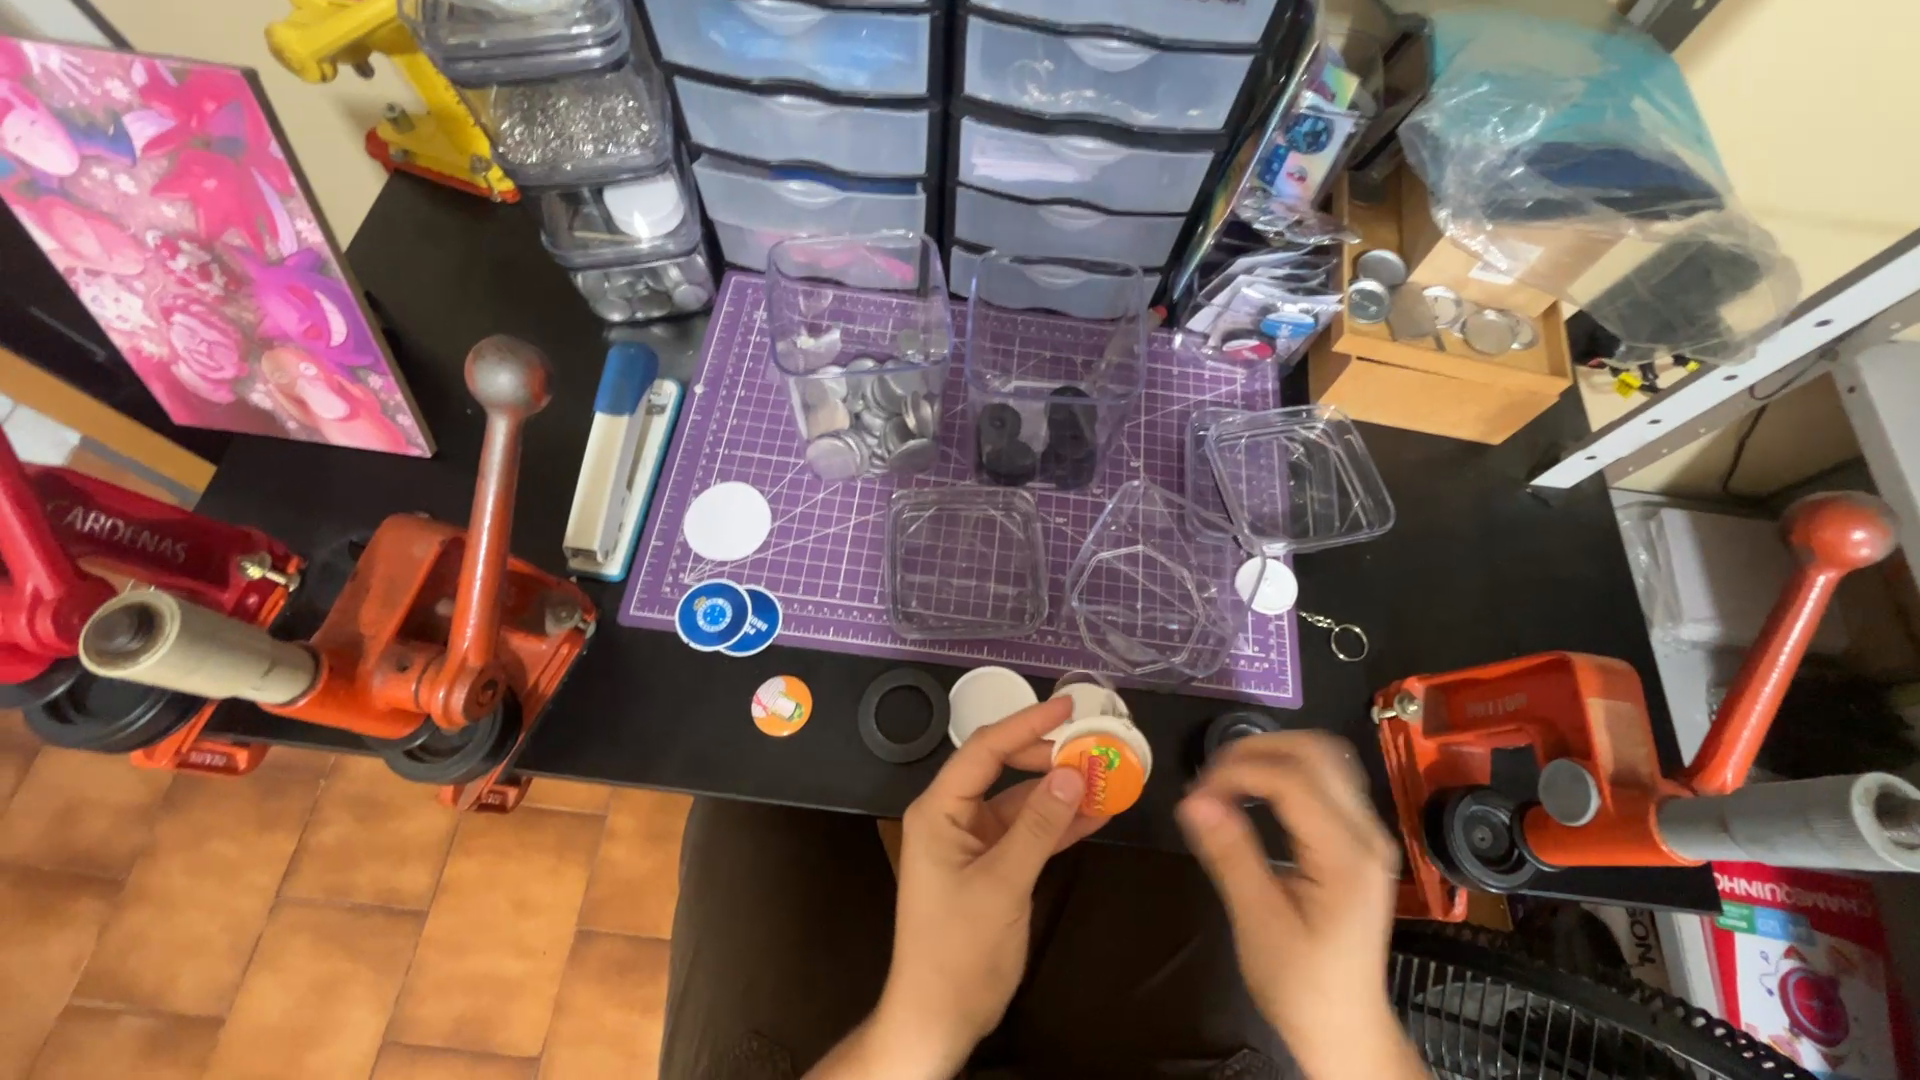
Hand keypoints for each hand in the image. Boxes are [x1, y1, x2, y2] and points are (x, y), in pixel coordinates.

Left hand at [868, 696, 1104, 1076]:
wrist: (939, 1016)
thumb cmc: (959, 949)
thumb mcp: (1002, 884)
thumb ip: (1038, 826)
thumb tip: (1072, 773)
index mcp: (939, 809)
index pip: (984, 749)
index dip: (1026, 723)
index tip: (1067, 706)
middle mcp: (954, 815)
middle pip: (1003, 768)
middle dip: (1048, 757)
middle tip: (1095, 746)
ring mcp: (974, 840)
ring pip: (1021, 801)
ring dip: (1061, 791)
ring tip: (1107, 775)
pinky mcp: (993, 864)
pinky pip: (1028, 832)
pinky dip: (1059, 824)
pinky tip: (1095, 814)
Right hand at [1177, 733, 1422, 1079]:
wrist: (1345, 1028)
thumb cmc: (1300, 983)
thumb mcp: (1258, 921)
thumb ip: (1230, 853)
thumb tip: (1192, 800)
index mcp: (1346, 855)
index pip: (1291, 779)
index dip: (1236, 772)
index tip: (1196, 795)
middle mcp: (1366, 832)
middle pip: (1316, 750)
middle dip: (1255, 750)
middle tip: (1211, 777)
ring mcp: (1367, 834)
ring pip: (1324, 757)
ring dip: (1272, 754)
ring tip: (1227, 779)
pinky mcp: (1358, 840)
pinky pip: (1326, 779)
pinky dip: (1286, 771)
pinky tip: (1255, 793)